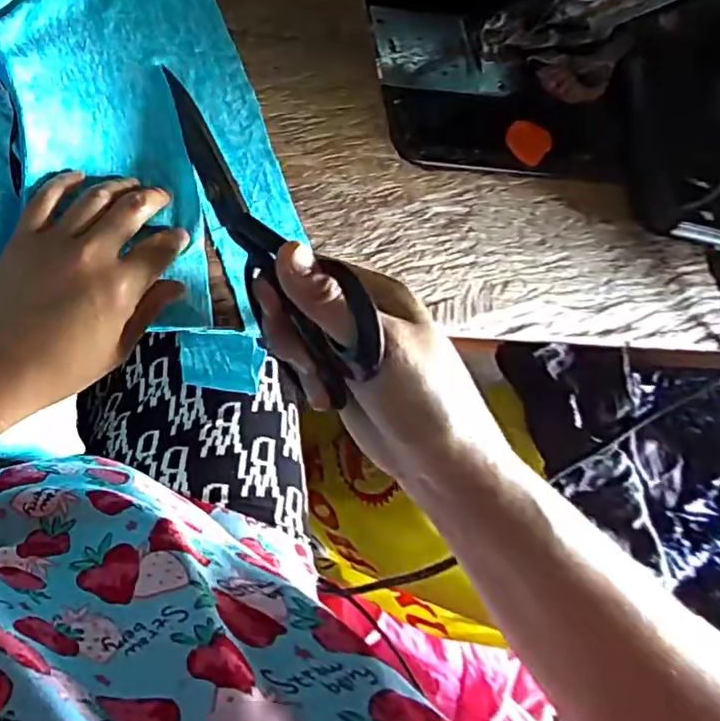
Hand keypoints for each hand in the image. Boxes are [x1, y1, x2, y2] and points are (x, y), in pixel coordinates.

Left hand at [0, 172, 188, 420]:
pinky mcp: (23, 235)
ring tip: (129, 184)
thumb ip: (146, 313)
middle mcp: (92, 253)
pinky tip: (78, 176)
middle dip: (153, 199)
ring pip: (94, 196)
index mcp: (120, 286)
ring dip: (118, 185)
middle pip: (131, 210)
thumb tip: (176, 286)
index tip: (179, 236)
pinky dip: (64, 181)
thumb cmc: (59, 369)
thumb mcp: (114, 350)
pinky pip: (45, 197)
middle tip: (161, 197)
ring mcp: (55, 240)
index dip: (175, 239)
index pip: (159, 249)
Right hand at [251, 242, 521, 487]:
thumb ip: (324, 300)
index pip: (309, 269)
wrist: (445, 471)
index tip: (274, 309)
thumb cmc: (424, 400)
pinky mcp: (334, 372)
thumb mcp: (373, 344)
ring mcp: (344, 344)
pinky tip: (323, 397)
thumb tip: (288, 249)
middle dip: (288, 332)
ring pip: (290, 334)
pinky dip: (301, 380)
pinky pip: (296, 362)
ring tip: (322, 383)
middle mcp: (356, 313)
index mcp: (373, 293)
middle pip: (292, 302)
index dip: (284, 285)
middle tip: (306, 358)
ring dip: (296, 361)